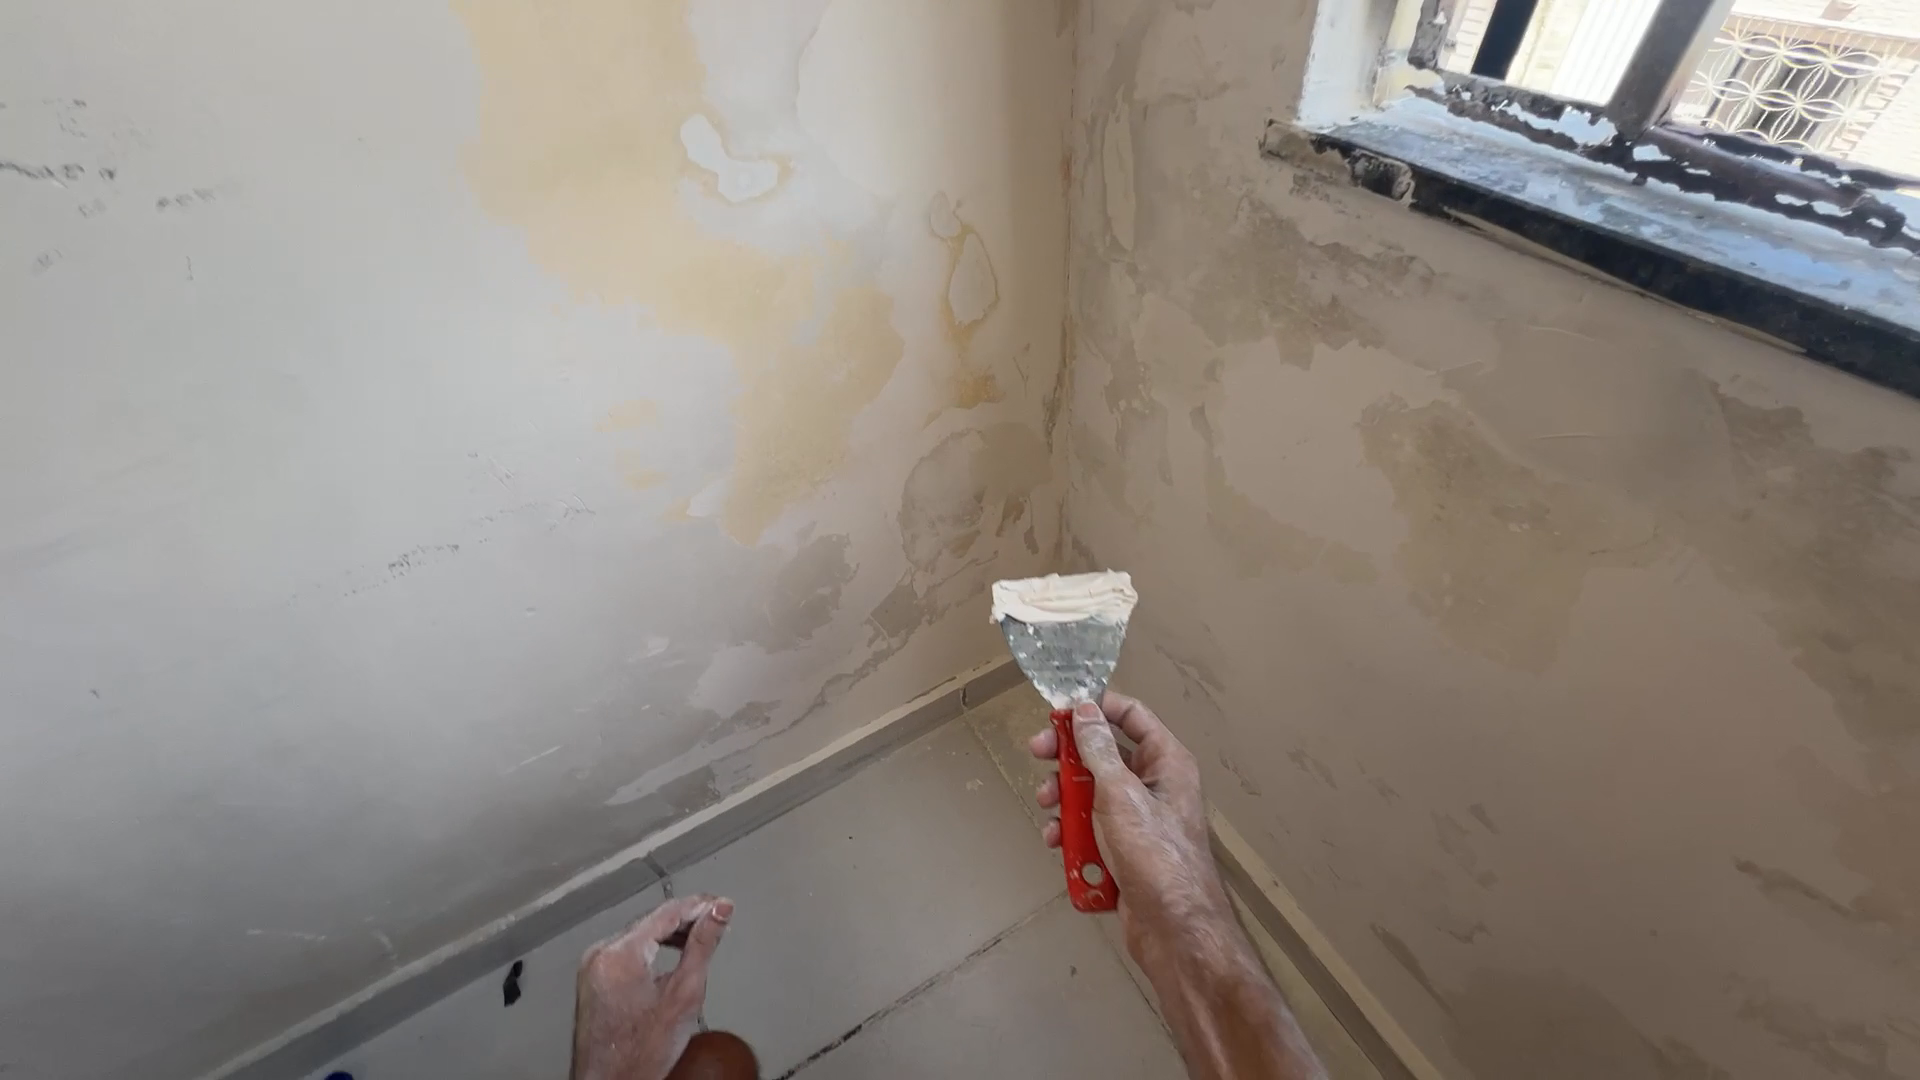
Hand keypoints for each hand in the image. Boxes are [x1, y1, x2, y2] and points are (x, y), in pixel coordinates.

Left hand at [572, 895, 732, 1079]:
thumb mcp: (684, 993)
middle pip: (654, 919)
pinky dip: (655, 945)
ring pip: (643, 931)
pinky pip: (631, 947)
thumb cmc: (646, 1050)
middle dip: (688, 918)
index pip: (667, 912)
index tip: (725, 906)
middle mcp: (602, 951)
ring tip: (703, 936)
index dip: (700, 905)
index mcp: (620, 953)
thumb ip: (703, 944)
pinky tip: (676, 951)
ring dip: (673, 931)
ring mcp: (594, 963)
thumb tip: (722, 908)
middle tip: (719, 921)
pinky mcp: (594, 975)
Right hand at [1030, 693, 1229, 967]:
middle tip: (1036, 752)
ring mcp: (1137, 818)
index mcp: (1165, 761)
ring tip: (1046, 806)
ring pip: (1090, 791)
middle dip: (1067, 754)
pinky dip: (1071, 832)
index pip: (1131, 715)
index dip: (1096, 707)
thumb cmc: (1155, 855)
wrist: (1175, 933)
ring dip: (1063, 797)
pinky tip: (1056, 842)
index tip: (1060, 710)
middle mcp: (1153, 784)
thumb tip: (1083, 708)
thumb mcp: (1121, 795)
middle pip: (1103, 752)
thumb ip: (1098, 749)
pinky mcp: (1122, 849)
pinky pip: (1090, 827)